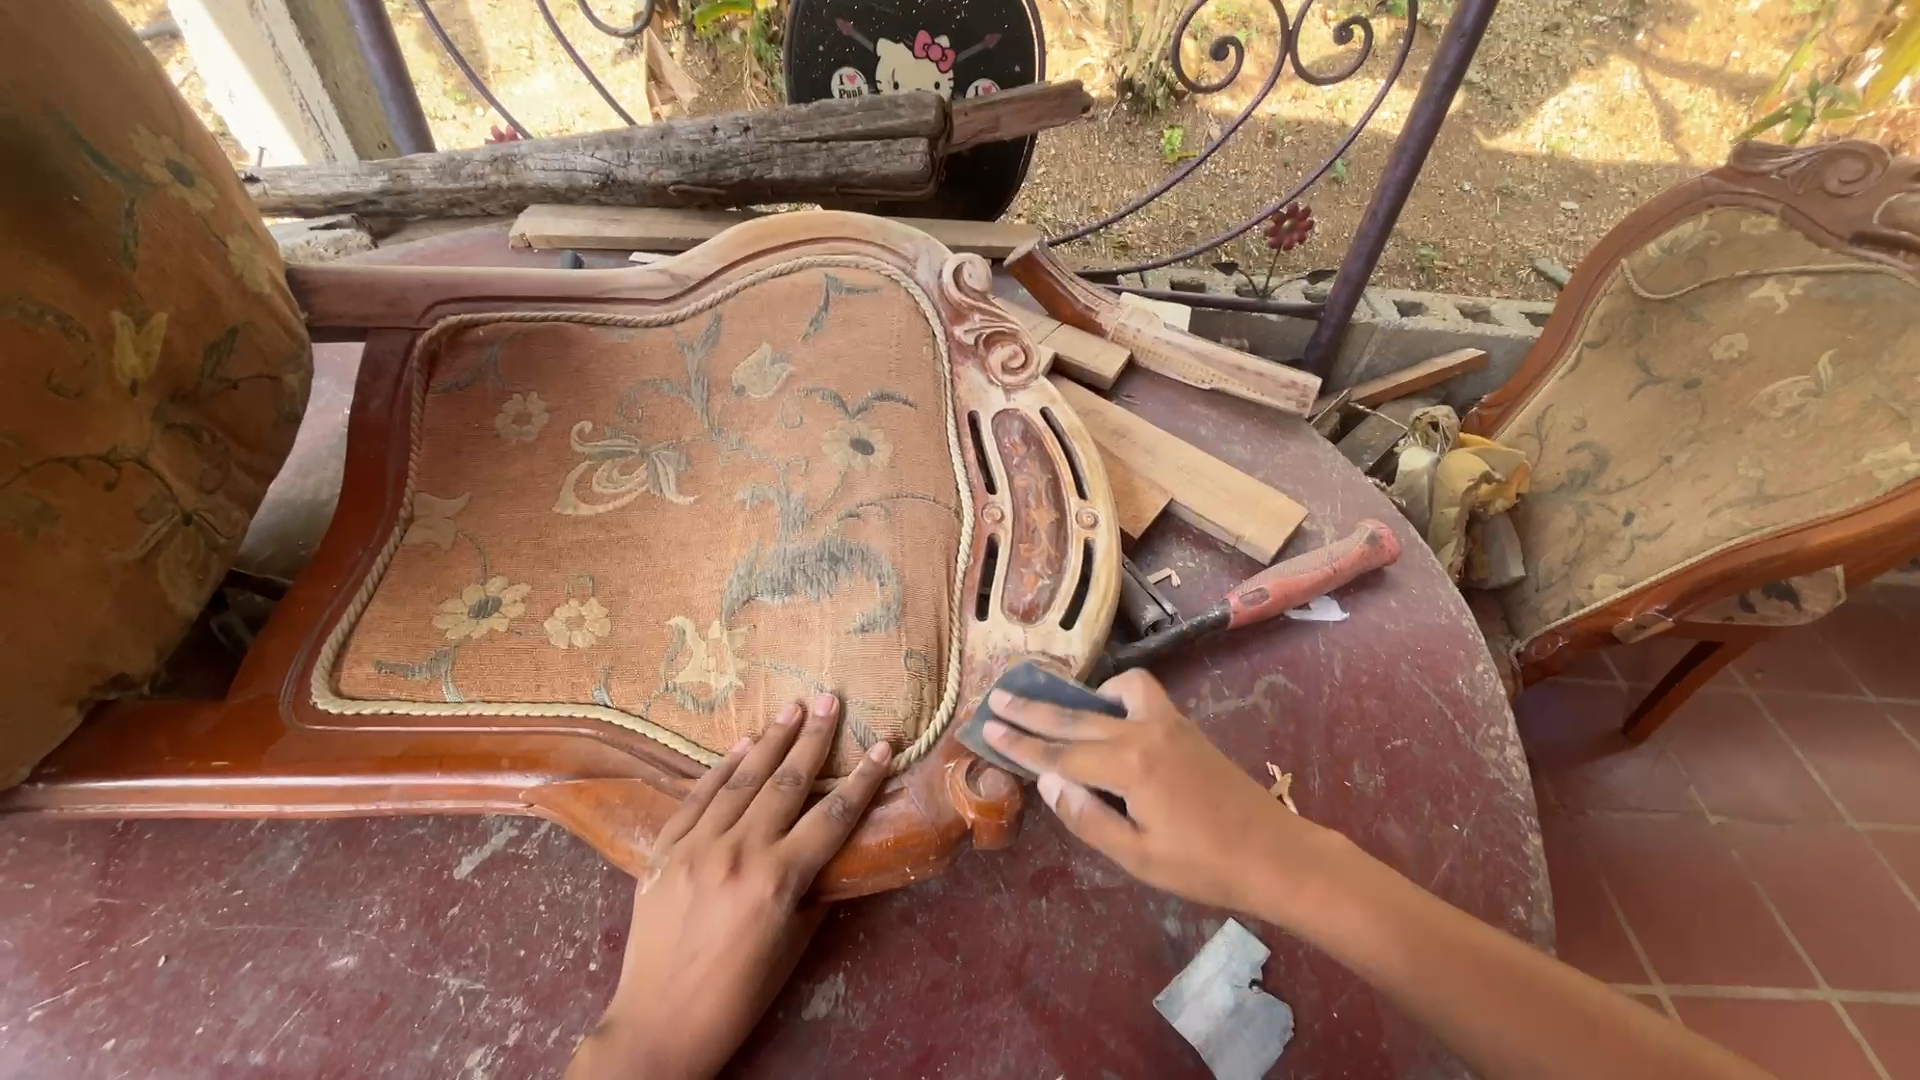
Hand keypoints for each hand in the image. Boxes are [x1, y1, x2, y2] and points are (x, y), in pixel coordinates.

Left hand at [566, 694, 891, 1079]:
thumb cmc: (738, 995)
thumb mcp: (793, 946)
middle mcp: (740, 852)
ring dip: (771, 740)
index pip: (834, 815)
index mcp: (778, 880)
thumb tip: (832, 850)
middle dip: (815, 738)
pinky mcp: (665, 851)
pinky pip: (697, 797)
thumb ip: (814, 889)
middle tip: (831, 699)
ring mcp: (698, 847)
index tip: (884, 744)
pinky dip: (721, 767)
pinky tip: (741, 743)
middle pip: (788, 783)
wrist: (657, 1025)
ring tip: (793, 708)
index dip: (865, 778)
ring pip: (742, 780)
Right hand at [984, 669, 1337, 919]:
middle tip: (998, 697)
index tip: (988, 727)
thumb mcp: (1137, 857)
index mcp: (1129, 767)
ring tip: (1058, 712)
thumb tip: (1047, 781)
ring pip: (1113, 692)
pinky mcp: (1184, 726)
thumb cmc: (1203, 866)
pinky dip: (1117, 697)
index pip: (1059, 754)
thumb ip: (1087, 818)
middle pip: (1076, 717)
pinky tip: (1110, 718)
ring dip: (1080, 697)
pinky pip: (1142, 695)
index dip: (1020, 744)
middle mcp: (1144, 733)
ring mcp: (1168, 724)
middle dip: (1033, 709)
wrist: (1274, 854)